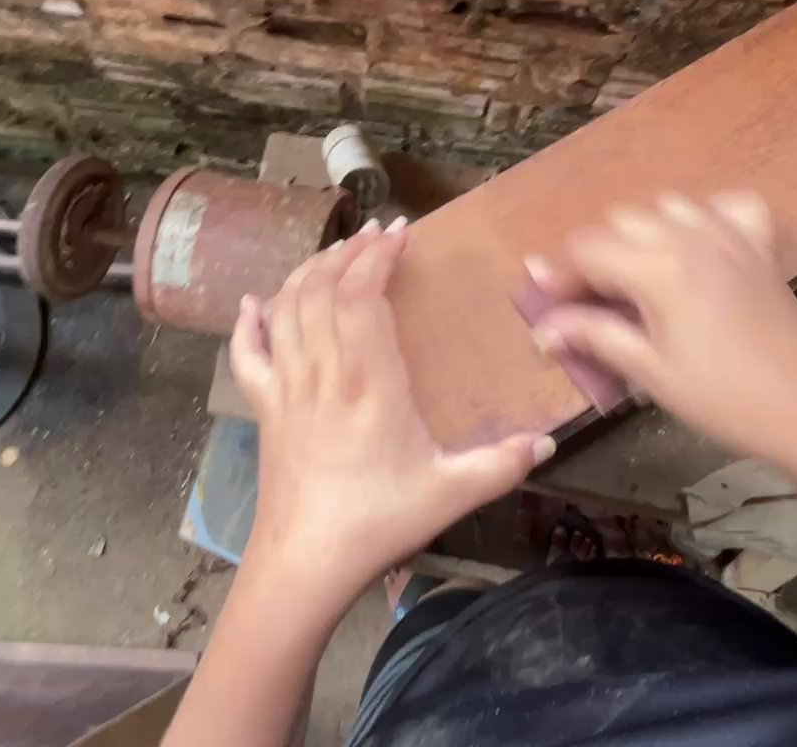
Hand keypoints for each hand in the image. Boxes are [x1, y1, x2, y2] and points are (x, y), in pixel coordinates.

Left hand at [230, 218, 554, 602]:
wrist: (304, 564)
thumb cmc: (377, 522)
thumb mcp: (450, 493)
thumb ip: (501, 465)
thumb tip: (549, 443)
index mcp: (367, 381)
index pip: (360, 296)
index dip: (376, 257)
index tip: (398, 233)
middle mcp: (321, 370)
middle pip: (320, 289)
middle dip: (347, 252)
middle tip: (373, 234)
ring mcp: (285, 386)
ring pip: (286, 308)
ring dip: (307, 272)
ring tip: (333, 254)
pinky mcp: (264, 407)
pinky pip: (247, 353)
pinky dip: (247, 322)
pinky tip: (252, 302)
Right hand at [527, 192, 796, 467]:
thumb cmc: (723, 398)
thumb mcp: (650, 371)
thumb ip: (594, 337)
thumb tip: (545, 328)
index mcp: (657, 268)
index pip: (588, 251)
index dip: (560, 275)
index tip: (545, 301)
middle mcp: (689, 237)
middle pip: (620, 221)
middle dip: (596, 254)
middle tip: (593, 302)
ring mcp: (728, 235)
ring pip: (663, 206)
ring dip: (640, 233)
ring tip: (637, 277)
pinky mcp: (757, 245)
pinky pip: (723, 206)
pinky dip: (701, 216)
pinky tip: (695, 246)